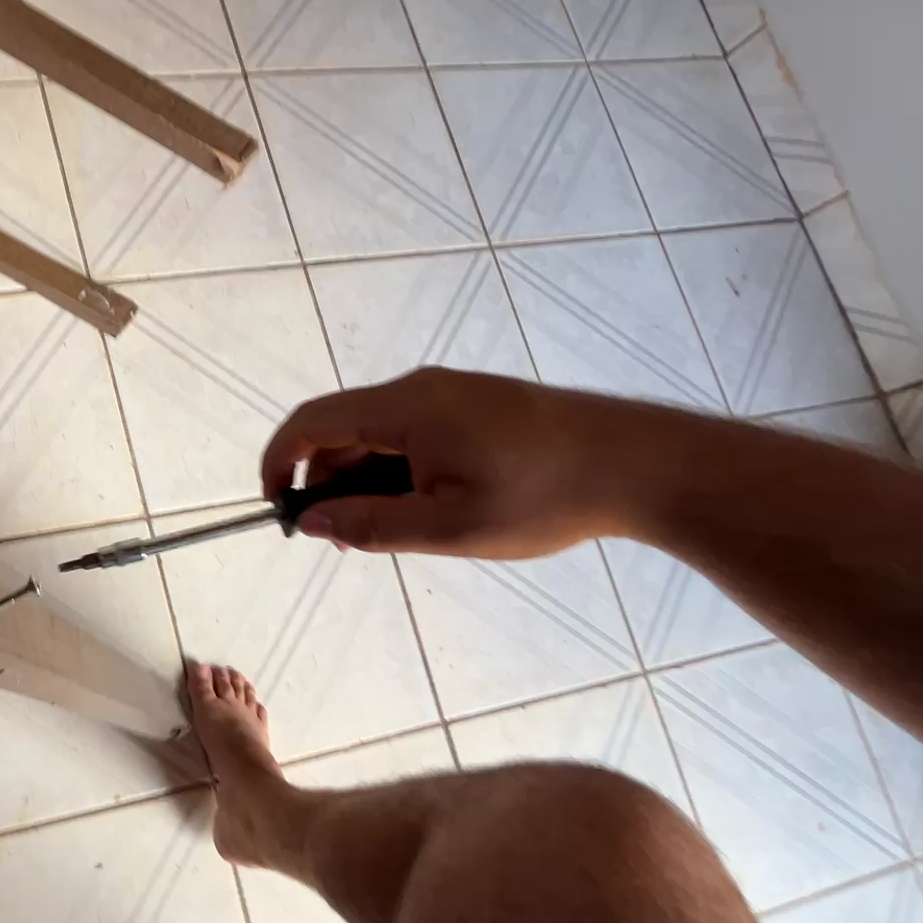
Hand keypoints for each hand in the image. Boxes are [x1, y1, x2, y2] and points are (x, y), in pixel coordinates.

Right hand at [261, 368, 671, 558]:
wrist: (647, 466)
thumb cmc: (544, 498)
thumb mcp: (447, 526)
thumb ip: (368, 524)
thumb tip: (311, 521)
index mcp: (405, 409)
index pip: (311, 423)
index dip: (278, 461)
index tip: (275, 506)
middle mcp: (418, 389)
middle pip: (339, 428)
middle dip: (322, 480)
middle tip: (340, 534)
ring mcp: (447, 393)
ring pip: (373, 432)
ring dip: (359, 478)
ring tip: (384, 527)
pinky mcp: (470, 404)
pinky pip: (405, 431)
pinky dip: (390, 468)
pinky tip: (419, 504)